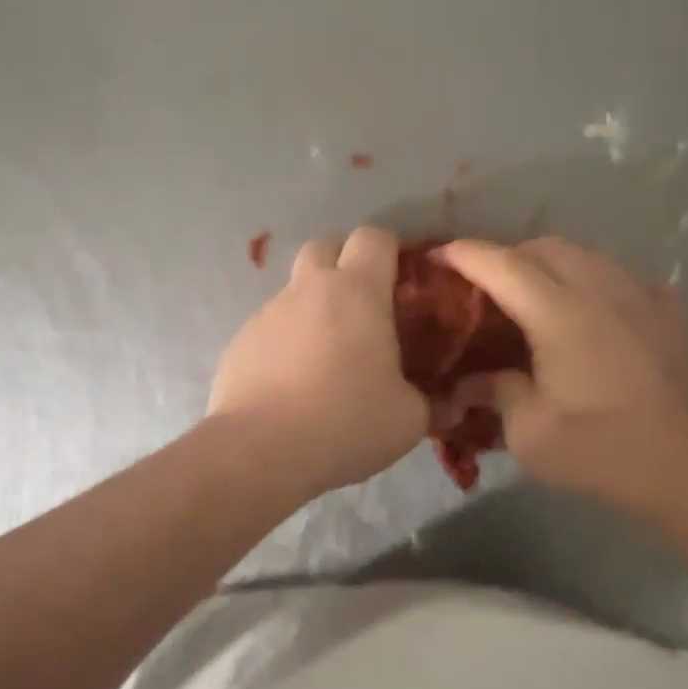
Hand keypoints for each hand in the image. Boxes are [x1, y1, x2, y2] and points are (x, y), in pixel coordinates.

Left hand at [209, 226, 428, 494]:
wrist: (259, 451)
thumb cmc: (346, 422)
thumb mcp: (408, 420)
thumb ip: (430, 402)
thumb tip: (448, 406)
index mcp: (358, 291)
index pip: (374, 237)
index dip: (390, 252)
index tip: (401, 283)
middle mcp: (309, 289)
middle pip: (325, 247)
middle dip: (344, 264)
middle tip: (362, 309)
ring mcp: (268, 313)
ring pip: (295, 291)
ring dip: (313, 309)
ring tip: (326, 360)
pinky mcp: (239, 342)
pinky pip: (270, 329)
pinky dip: (285, 344)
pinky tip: (292, 386)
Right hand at [439, 238, 687, 513]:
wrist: (685, 469)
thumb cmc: (599, 451)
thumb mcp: (529, 432)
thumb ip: (494, 392)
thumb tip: (468, 381)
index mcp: (559, 313)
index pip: (501, 265)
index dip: (464, 255)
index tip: (436, 256)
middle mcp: (599, 289)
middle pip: (544, 248)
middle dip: (507, 257)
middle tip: (484, 288)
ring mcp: (639, 296)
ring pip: (585, 255)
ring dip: (550, 265)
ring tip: (533, 297)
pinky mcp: (667, 312)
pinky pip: (620, 277)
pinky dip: (593, 283)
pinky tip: (590, 312)